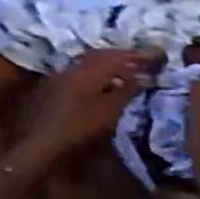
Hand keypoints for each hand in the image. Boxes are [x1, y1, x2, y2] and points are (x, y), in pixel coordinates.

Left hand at [17, 49, 155, 165]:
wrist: (41, 144)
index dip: (138, 54)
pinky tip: (105, 81)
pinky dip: (97, 72)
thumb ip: (126, 89)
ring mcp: (57, 78)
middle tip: (143, 59)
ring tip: (127, 69)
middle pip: (98, 56)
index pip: (116, 56)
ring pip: (88, 63)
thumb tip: (138, 75)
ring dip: (109, 64)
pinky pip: (79, 72)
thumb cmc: (81, 127)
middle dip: (122, 56)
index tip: (157, 54)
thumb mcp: (112, 109)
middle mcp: (69, 70)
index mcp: (86, 73)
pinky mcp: (52, 88)